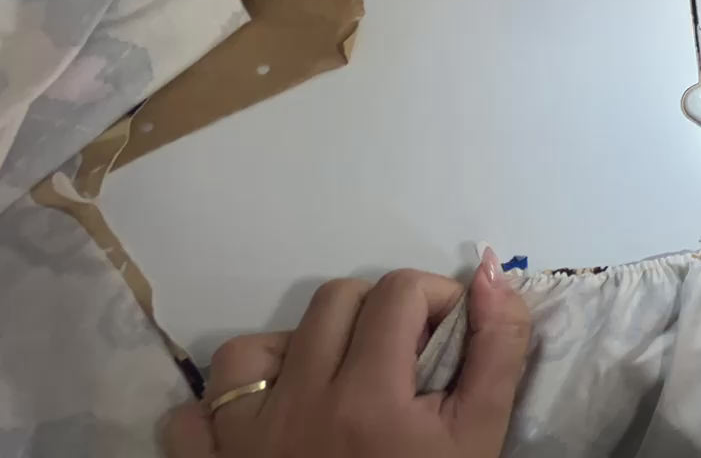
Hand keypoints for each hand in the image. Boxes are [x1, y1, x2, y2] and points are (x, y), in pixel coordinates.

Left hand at [164, 249, 531, 457]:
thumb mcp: (482, 426)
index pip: (400, 289)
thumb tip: (490, 270)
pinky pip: (189, 413)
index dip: (437, 298)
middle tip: (402, 356)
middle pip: (336, 299)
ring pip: (256, 346)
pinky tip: (272, 418)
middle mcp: (296, 406)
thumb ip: (499, 343)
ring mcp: (237, 442)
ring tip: (335, 378)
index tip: (449, 338)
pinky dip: (230, 403)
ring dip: (301, 348)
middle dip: (381, 312)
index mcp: (369, 395)